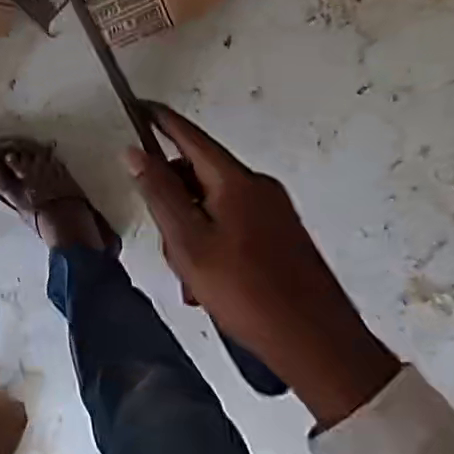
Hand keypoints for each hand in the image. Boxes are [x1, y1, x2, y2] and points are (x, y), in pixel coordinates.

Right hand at [123, 103, 400, 428]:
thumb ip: (158, 193)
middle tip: (164, 240)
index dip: (161, 120)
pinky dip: (211, 241)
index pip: (190, 136)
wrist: (320, 347)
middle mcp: (258, 187)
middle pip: (198, 174)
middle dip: (172, 199)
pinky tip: (206, 284)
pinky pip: (232, 223)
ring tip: (189, 276)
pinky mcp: (282, 236)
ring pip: (212, 203)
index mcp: (236, 182)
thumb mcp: (188, 242)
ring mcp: (274, 212)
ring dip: (190, 229)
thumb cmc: (246, 292)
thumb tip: (133, 151)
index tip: (138, 106)